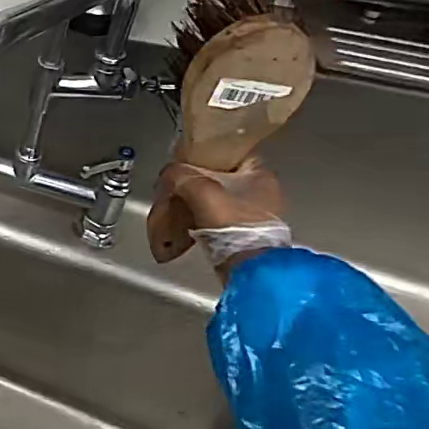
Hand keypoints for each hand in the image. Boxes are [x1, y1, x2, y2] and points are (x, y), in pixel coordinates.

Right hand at [147, 158, 285, 276]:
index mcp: (260, 175)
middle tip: (171, 193)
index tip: (182, 164)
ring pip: (211, 204)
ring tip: (169, 216)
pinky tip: (179, 235)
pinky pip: (212, 224)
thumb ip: (180, 175)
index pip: (227, 153)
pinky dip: (195, 227)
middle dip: (189, 189)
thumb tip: (168, 174)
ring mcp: (253, 219)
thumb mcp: (201, 191)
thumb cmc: (234, 226)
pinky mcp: (242, 239)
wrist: (251, 275)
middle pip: (215, 181)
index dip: (202, 155)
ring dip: (188, 210)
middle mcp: (261, 194)